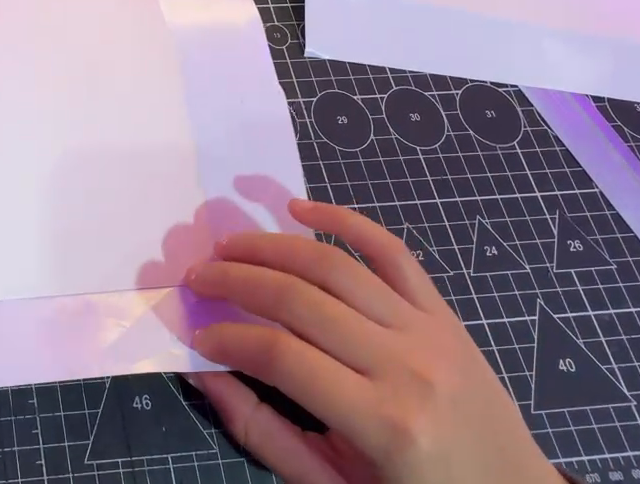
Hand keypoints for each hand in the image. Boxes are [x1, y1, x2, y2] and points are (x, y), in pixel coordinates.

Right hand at [184, 199, 563, 483]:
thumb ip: (262, 432)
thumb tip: (202, 371)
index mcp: (383, 422)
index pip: (280, 355)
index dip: (227, 336)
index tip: (197, 334)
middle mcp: (406, 366)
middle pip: (298, 299)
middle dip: (234, 281)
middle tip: (195, 279)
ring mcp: (429, 332)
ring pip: (332, 266)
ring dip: (269, 247)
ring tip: (227, 247)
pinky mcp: (443, 312)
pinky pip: (391, 251)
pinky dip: (343, 219)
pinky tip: (298, 208)